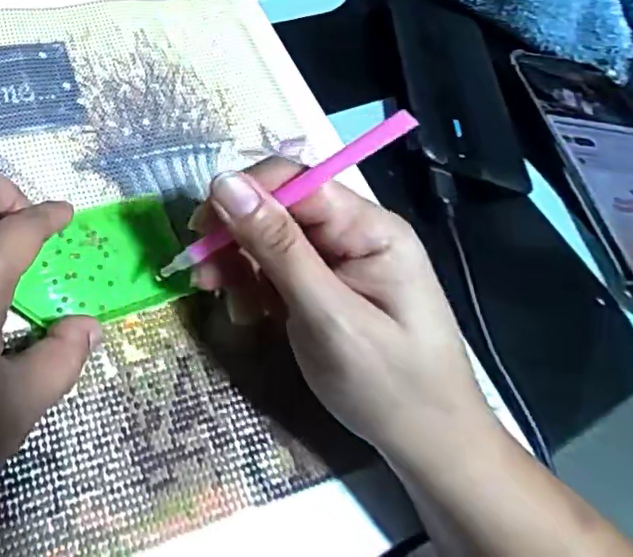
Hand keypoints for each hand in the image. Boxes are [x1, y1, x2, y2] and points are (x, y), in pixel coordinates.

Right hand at [189, 159, 489, 454]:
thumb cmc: (389, 386)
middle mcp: (351, 229)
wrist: (430, 450)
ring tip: (226, 302)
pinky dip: (251, 283)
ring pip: (267, 236)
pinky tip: (246, 311)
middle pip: (276, 206)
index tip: (202, 230)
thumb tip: (224, 182)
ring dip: (237, 263)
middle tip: (205, 276)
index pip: (295, 181)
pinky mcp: (322, 281)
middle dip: (235, 236)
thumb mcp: (328, 318)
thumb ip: (276, 247)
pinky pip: (273, 264)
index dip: (244, 194)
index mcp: (368, 226)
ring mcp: (337, 256)